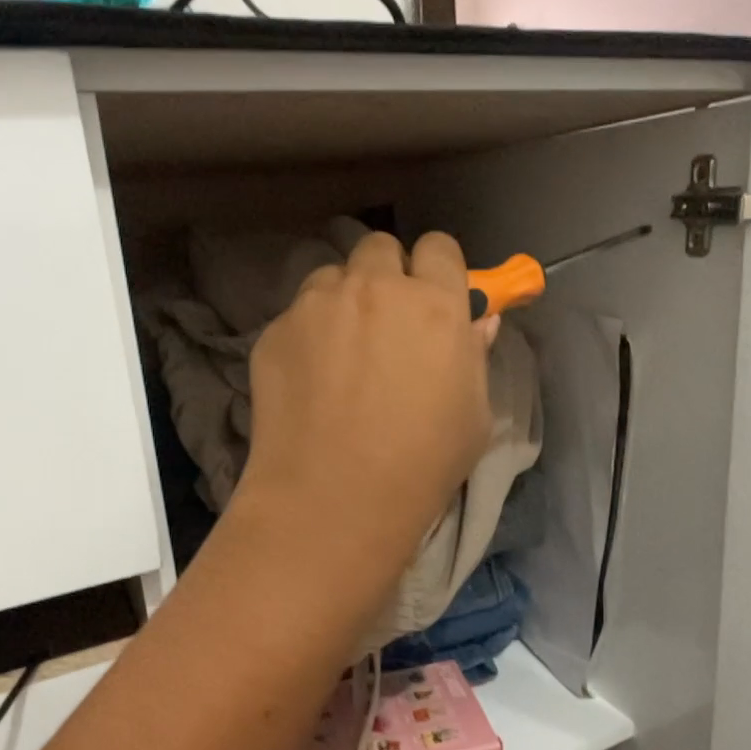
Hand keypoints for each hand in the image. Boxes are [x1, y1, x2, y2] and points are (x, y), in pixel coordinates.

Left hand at [238, 232, 497, 565]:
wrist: (332, 502)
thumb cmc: (421, 466)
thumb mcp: (474, 417)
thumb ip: (474, 356)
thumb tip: (476, 322)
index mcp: (434, 303)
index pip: (439, 247)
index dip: (438, 270)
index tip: (434, 298)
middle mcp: (374, 289)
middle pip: (380, 247)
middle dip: (387, 275)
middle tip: (386, 322)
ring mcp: (316, 306)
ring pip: (331, 277)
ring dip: (342, 300)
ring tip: (341, 353)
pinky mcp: (274, 332)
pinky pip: (297, 316)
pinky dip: (307, 335)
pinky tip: (309, 382)